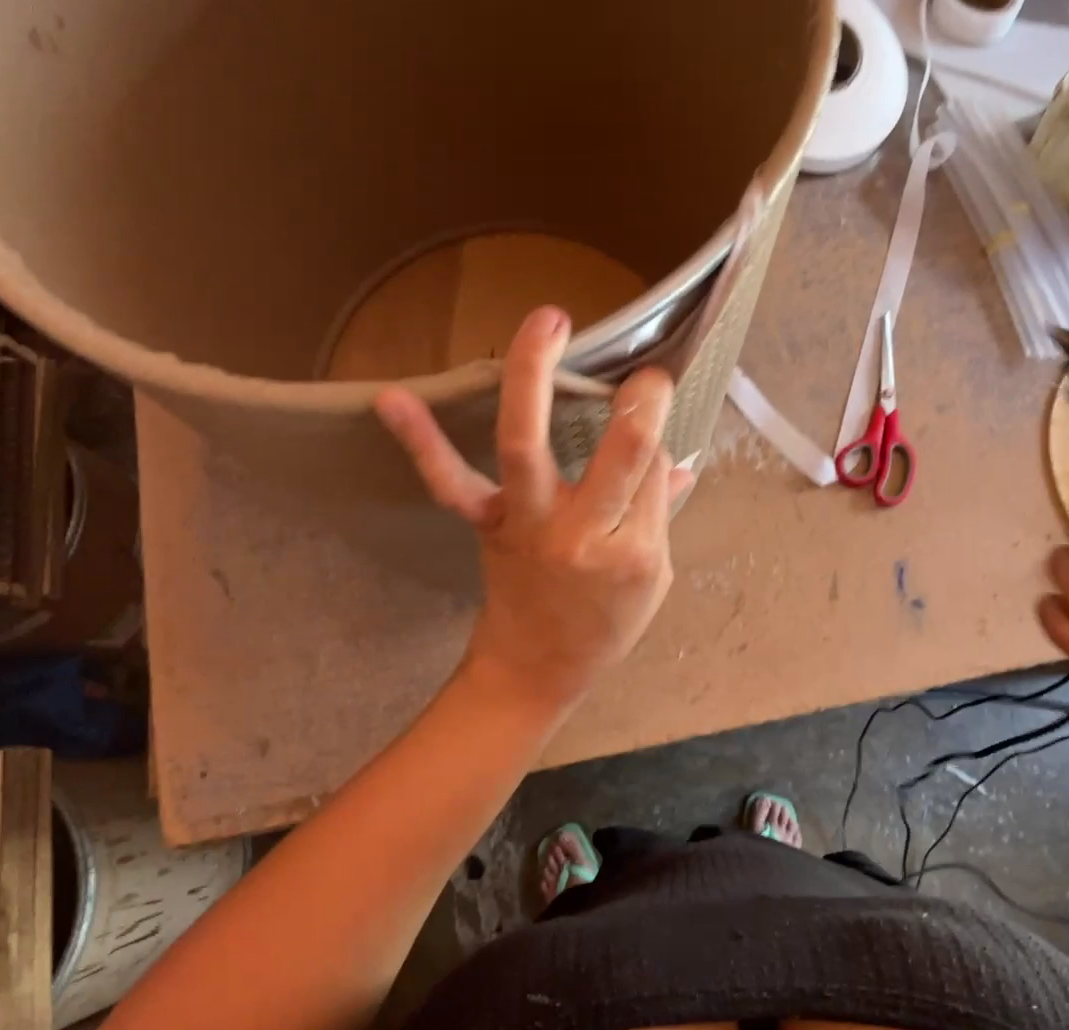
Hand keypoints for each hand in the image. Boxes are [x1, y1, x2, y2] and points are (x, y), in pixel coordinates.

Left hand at [375, 307, 692, 715]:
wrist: (535, 668)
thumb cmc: (603, 627)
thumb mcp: (654, 580)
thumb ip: (661, 513)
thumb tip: (676, 460)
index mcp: (633, 551)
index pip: (652, 470)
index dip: (654, 429)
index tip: (650, 397)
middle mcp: (581, 533)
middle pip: (617, 456)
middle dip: (636, 405)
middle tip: (643, 373)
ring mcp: (527, 524)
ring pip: (528, 446)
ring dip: (534, 377)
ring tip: (546, 322)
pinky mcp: (487, 524)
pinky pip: (452, 485)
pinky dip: (422, 442)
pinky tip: (392, 399)